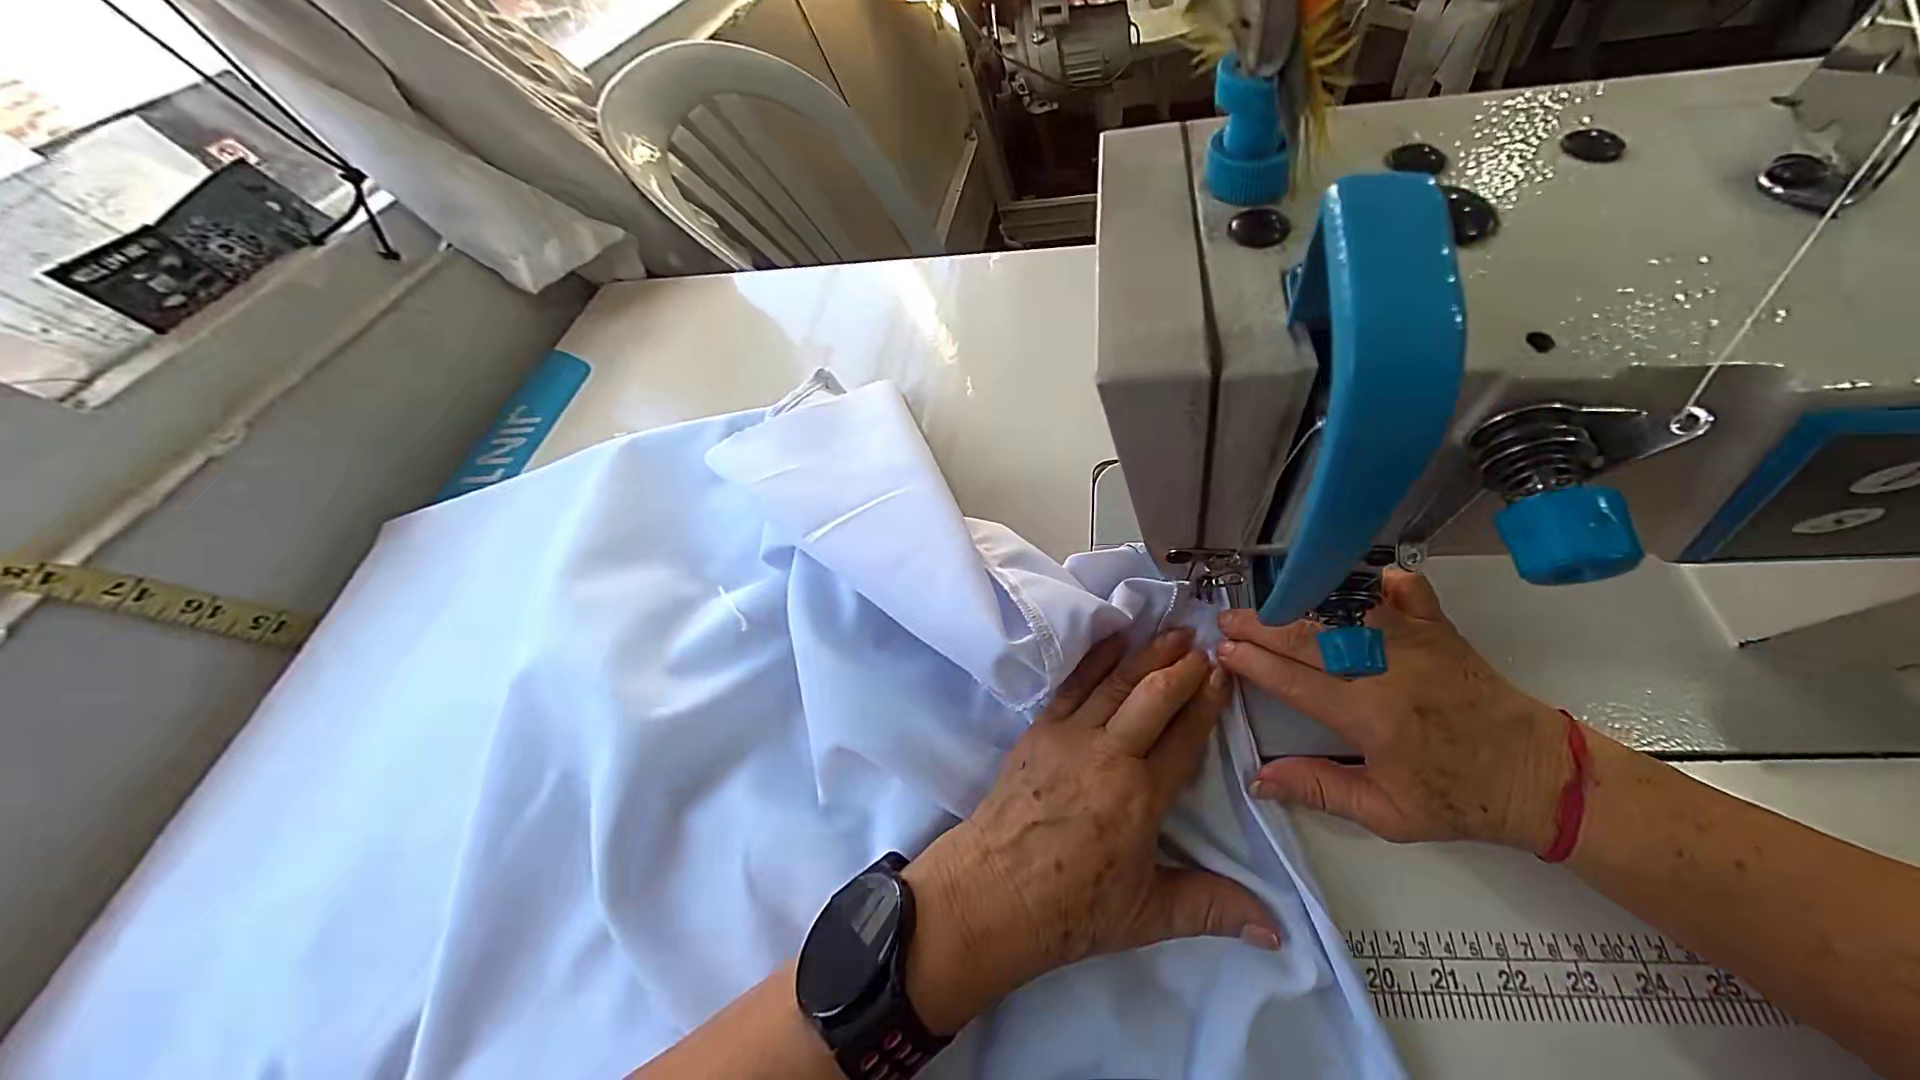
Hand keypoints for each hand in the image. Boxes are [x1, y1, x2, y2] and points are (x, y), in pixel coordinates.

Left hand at [900, 628, 1281, 1034]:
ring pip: (1114, 683)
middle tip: (1203, 644)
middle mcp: (1108, 755)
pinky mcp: (1038, 731)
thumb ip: (1213, 907)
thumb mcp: (1148, 914)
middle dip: (1181, 667)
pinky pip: (1071, 686)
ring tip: (1171, 633)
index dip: (1207, 702)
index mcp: (1140, 796)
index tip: (1223, 674)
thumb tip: (1276, 931)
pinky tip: (1112, 641)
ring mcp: (1068, 737)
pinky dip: (1094, 660)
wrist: (993, 891)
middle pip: (1152, 697)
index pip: (1185, 737)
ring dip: (1145, 655)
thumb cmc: (1071, 908)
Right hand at [1216, 569, 1567, 852]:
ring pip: (1346, 612)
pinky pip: (1407, 593)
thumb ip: (1319, 790)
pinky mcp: (1439, 632)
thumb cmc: (1459, 798)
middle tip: (1229, 620)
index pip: (1294, 681)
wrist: (1541, 778)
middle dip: (1261, 627)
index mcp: (1369, 716)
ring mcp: (1415, 645)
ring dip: (1301, 603)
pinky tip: (1354, 579)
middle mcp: (1386, 671)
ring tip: (1268, 601)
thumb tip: (1259, 779)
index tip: (1224, 651)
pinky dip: (1379, 582)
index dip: (1253, 664)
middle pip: (1308, 639)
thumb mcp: (1386, 814)